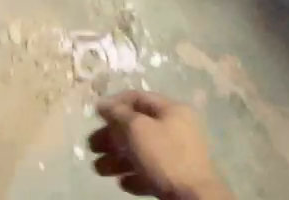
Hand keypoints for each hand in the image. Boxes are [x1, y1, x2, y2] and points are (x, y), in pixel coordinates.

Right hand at [89, 92, 231, 199]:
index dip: (114, 103)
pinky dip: (134, 175)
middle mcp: (176, 129)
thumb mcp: (137, 128)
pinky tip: (122, 183)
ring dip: (118, 159)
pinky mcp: (177, 179)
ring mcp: (178, 155)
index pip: (137, 98)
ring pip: (141, 151)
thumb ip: (118, 114)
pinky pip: (151, 172)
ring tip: (99, 169)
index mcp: (172, 110)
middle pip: (136, 127)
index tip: (95, 115)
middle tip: (92, 146)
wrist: (195, 199)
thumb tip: (102, 104)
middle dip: (111, 137)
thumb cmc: (165, 156)